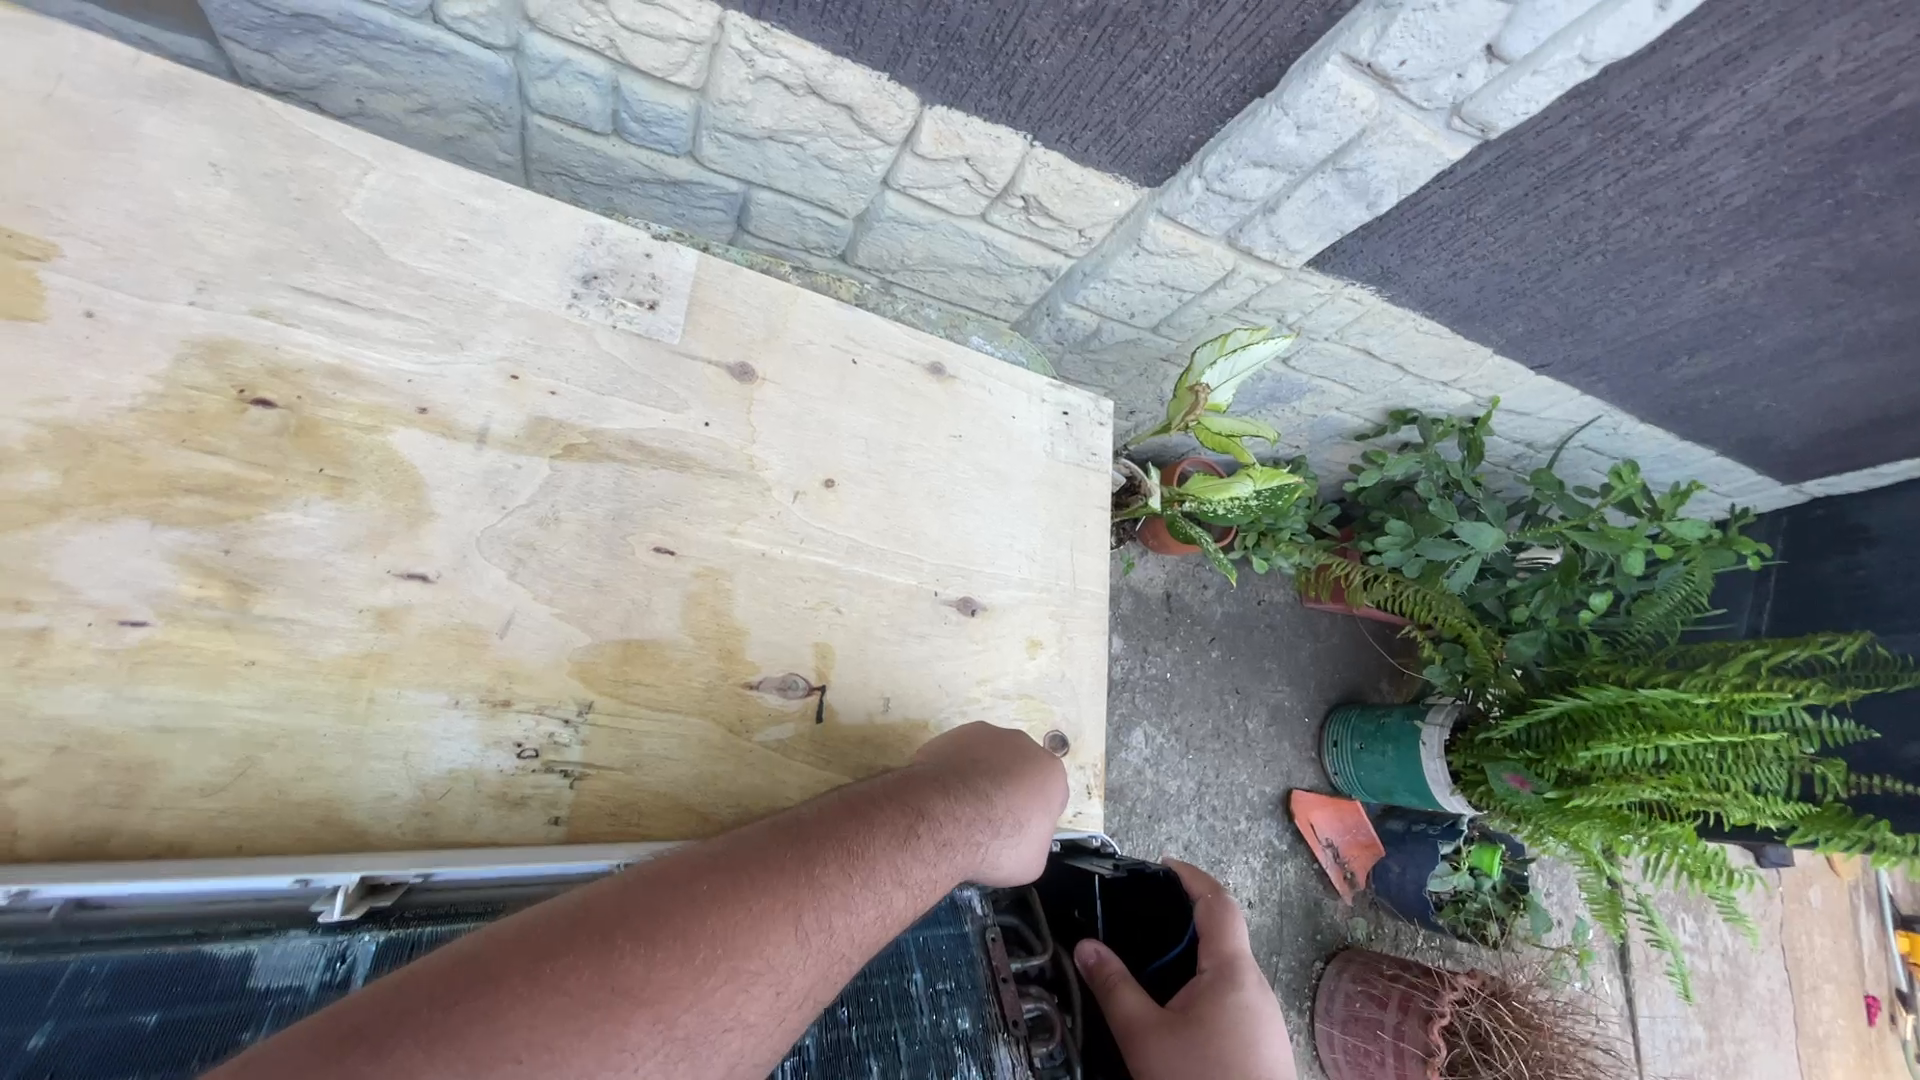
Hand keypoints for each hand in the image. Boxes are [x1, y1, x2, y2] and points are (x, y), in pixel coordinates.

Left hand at [909, 722, 1067, 886]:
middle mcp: (1022, 744)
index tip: (1018, 832)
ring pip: (988, 759)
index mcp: (1050, 772)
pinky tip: (943, 796)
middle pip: (1020, 769)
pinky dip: (954, 772)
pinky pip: (959, 755)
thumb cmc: (995, 844)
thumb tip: (1022, 837)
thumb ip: (1035, 839)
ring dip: (981, 777)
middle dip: (1009, 790)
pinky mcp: (952, 735)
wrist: (941, 820)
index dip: (1035, 815)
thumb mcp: (1032, 861)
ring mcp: (985, 735)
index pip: (1050, 794)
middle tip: (990, 820)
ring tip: (962, 809)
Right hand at [1074, 859, 1295, 1079]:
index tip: (1161, 866)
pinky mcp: (1265, 1047)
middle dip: (1186, 918)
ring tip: (1153, 963)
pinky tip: (1177, 1010)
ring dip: (1195, 956)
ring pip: (1228, 970)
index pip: (1219, 901)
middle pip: (1225, 934)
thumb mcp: (1144, 1038)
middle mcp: (1256, 986)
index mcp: (1232, 971)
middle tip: (1143, 916)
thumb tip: (1084, 946)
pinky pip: (1233, 998)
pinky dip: (1205, 986)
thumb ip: (1113, 987)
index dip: (1191, 876)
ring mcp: (1265, 1019)